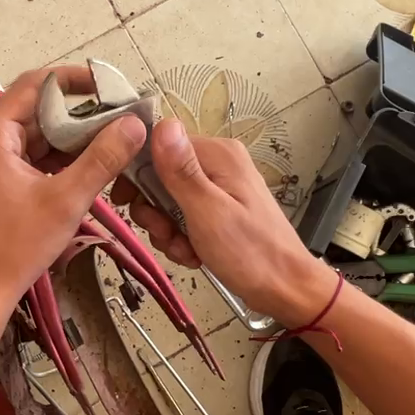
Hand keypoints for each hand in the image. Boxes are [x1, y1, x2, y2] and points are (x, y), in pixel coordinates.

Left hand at [0, 65, 146, 313]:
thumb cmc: (16, 246)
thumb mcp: (67, 200)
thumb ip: (102, 158)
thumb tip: (134, 124)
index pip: (37, 83)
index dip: (76, 80)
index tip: (111, 87)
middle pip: (37, 109)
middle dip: (79, 114)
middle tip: (119, 120)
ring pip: (35, 135)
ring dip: (70, 139)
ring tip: (111, 144)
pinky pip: (27, 157)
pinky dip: (55, 159)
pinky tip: (86, 170)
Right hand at [115, 119, 330, 326]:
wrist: (283, 289)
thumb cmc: (251, 253)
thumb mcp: (207, 212)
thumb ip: (181, 171)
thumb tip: (161, 126)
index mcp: (218, 155)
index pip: (159, 145)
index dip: (138, 174)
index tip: (130, 203)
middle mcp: (218, 165)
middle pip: (161, 176)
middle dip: (156, 211)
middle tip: (166, 234)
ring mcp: (219, 189)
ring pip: (169, 202)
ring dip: (168, 231)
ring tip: (185, 249)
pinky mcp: (218, 211)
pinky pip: (183, 219)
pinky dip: (181, 239)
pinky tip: (194, 254)